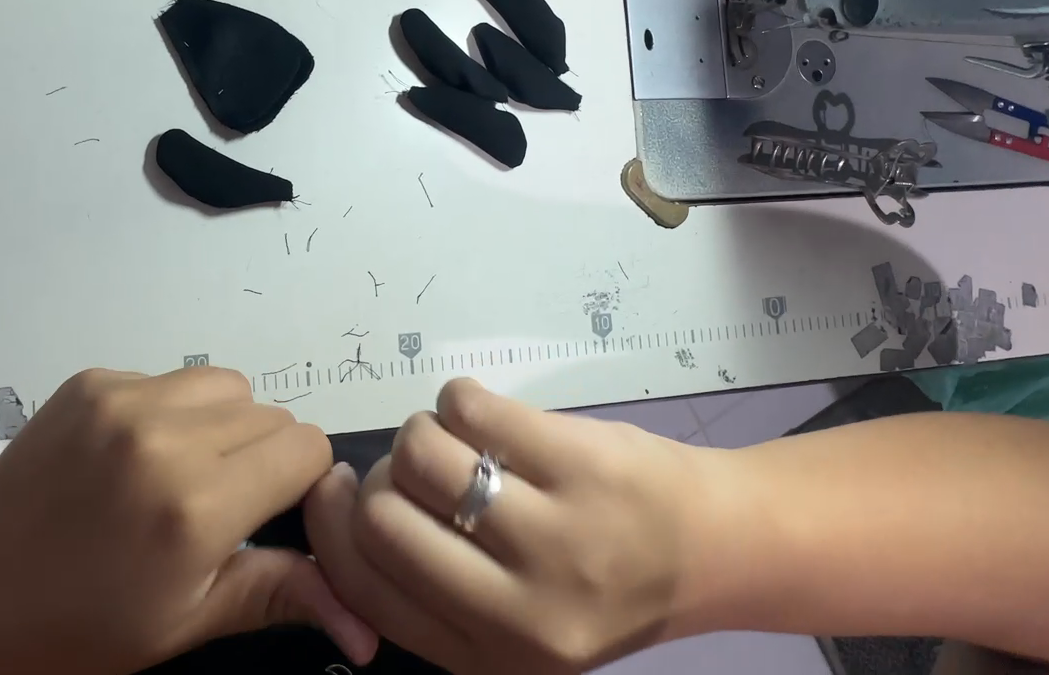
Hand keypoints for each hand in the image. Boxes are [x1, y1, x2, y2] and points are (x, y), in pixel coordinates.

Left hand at [0, 367, 377, 673]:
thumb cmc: (77, 627)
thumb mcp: (183, 625)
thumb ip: (278, 595)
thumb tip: (371, 627)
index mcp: (196, 506)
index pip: (304, 448)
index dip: (301, 483)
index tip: (270, 515)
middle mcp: (167, 434)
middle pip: (270, 412)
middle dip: (263, 455)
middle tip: (218, 504)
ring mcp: (124, 397)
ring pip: (226, 384)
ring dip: (224, 422)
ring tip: (182, 471)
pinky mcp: (94, 377)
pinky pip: (170, 377)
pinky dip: (172, 409)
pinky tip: (132, 454)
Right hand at [304, 378, 712, 673]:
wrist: (716, 546)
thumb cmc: (600, 581)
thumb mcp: (509, 619)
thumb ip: (429, 587)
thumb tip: (340, 506)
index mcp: (489, 656)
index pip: (366, 586)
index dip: (332, 524)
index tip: (338, 486)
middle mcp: (518, 611)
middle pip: (382, 514)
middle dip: (384, 474)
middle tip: (422, 470)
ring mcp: (555, 536)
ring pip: (419, 450)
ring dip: (425, 430)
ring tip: (465, 441)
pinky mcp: (579, 462)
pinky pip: (464, 403)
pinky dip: (461, 400)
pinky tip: (495, 420)